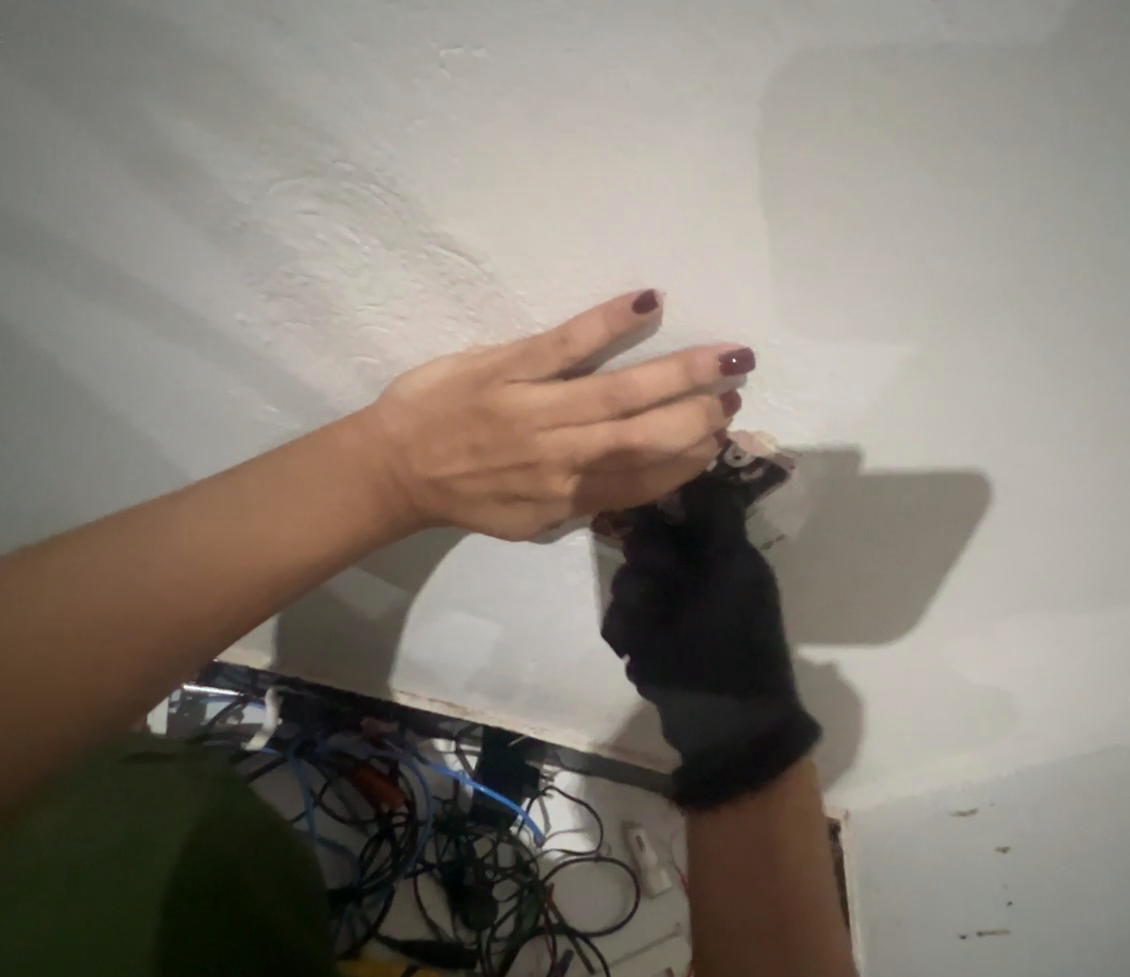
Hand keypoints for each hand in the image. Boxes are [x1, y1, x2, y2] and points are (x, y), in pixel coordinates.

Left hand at [358, 290, 750, 539]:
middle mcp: (561, 457)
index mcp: (567, 497)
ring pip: (620, 393)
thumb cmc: (465, 495)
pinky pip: (566, 344)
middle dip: (698, 419)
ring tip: (727, 357)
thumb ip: (581, 502)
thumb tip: (635, 481)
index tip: (719, 441)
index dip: (689, 461)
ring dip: (679, 374)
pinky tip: (650, 301)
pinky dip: (609, 323)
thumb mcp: (528, 520)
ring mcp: (536, 410)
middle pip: (645, 438)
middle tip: (735, 396)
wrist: (393, 468)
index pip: (644, 480)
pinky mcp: (507, 367)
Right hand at [603, 476, 820, 808]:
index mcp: (723, 554)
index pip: (683, 510)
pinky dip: (627, 633)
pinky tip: (641, 651)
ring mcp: (667, 607)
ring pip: (627, 580)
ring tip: (651, 633)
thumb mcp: (735, 571)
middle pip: (645, 544)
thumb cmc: (735, 640)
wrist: (723, 721)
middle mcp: (694, 573)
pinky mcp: (645, 637)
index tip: (643, 517)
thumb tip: (702, 472)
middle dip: (645, 567)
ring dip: (635, 606)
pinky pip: (618, 617)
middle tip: (660, 591)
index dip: (661, 510)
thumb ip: (719, 519)